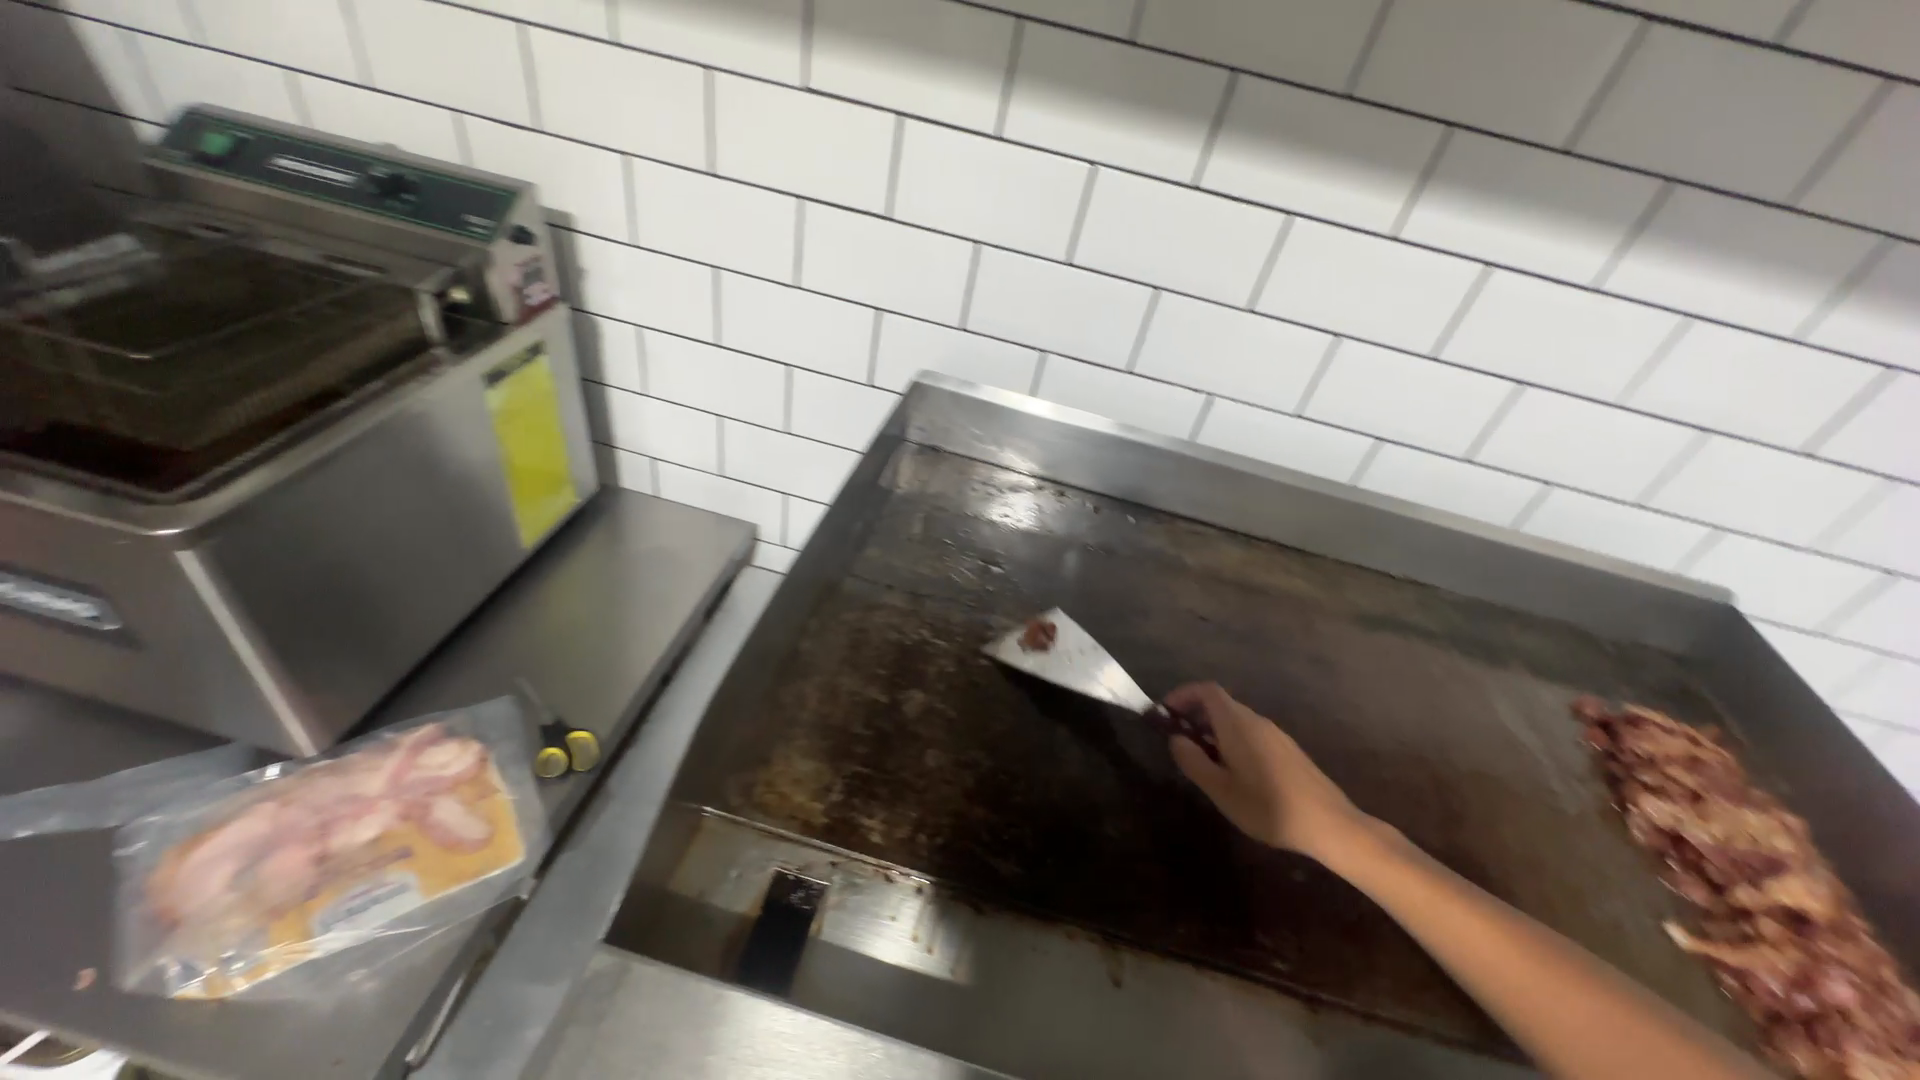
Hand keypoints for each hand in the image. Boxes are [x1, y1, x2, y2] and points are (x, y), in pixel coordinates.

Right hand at [1165, 682, 1375, 860]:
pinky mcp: (1287, 750)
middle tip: (1178, 741)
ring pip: (1236, 720)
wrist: (1328, 824)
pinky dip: (1232, 740)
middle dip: (1195, 715)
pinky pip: (1251, 734)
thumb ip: (1193, 761)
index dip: (1183, 695)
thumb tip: (1176, 739)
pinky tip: (1233, 772)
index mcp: (1237, 724)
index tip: (1165, 713)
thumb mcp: (1219, 789)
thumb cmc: (1267, 806)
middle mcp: (1257, 721)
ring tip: (1202, 760)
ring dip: (1213, 730)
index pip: (1206, 690)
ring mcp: (1276, 735)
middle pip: (1221, 703)